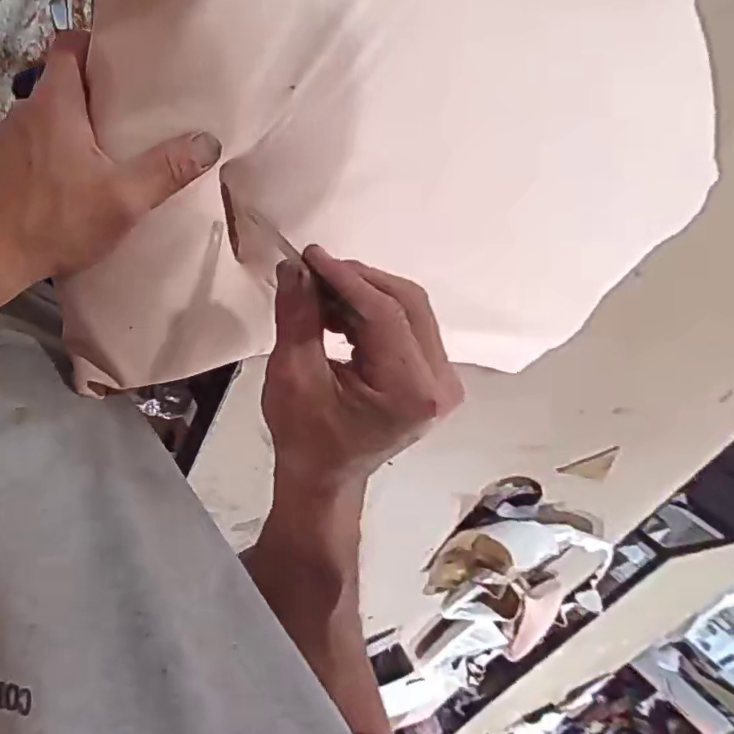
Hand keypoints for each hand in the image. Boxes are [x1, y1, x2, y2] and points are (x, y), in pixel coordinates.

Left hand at [0, 31, 222, 291]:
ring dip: (69, 120)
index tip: (121, 62)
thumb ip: (166, 170)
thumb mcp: (122, 200)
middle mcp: (24, 111)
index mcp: (54, 104)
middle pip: (58, 79)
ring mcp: (5, 139)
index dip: (93, 45)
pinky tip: (68, 174)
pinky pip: (29, 140)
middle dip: (90, 88)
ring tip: (102, 143)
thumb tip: (208, 142)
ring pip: (43, 113)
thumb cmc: (58, 223)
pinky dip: (49, 146)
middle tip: (125, 107)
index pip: (67, 44)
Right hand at [262, 246, 463, 489]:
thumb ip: (298, 317)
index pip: (386, 314)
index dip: (346, 279)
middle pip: (408, 304)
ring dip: (362, 292)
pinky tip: (334, 309)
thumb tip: (295, 269)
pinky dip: (368, 309)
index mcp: (411, 391)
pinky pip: (404, 325)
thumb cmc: (305, 437)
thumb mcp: (292, 376)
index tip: (311, 256)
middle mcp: (440, 383)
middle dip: (357, 279)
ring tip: (317, 289)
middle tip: (313, 268)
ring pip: (408, 309)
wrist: (322, 477)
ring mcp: (441, 379)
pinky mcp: (430, 376)